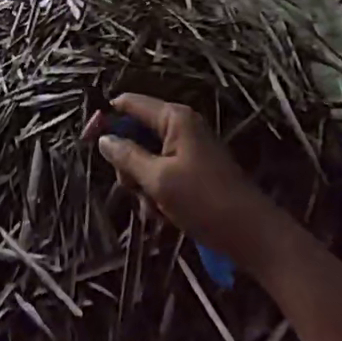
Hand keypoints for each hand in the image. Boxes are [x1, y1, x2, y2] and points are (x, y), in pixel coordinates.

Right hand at [86, 94, 288, 269]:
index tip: (87, 141)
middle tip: (133, 190)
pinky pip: (162, 173)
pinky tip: (164, 217)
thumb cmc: (205, 202)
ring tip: (154, 211)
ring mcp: (189, 148)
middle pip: (136, 133)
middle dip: (128, 164)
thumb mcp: (159, 180)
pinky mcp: (194, 169)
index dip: (106, 119)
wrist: (254, 236)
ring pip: (146, 158)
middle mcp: (181, 125)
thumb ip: (127, 157)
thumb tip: (103, 139)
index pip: (128, 104)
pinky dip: (157, 193)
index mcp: (174, 118)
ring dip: (142, 186)